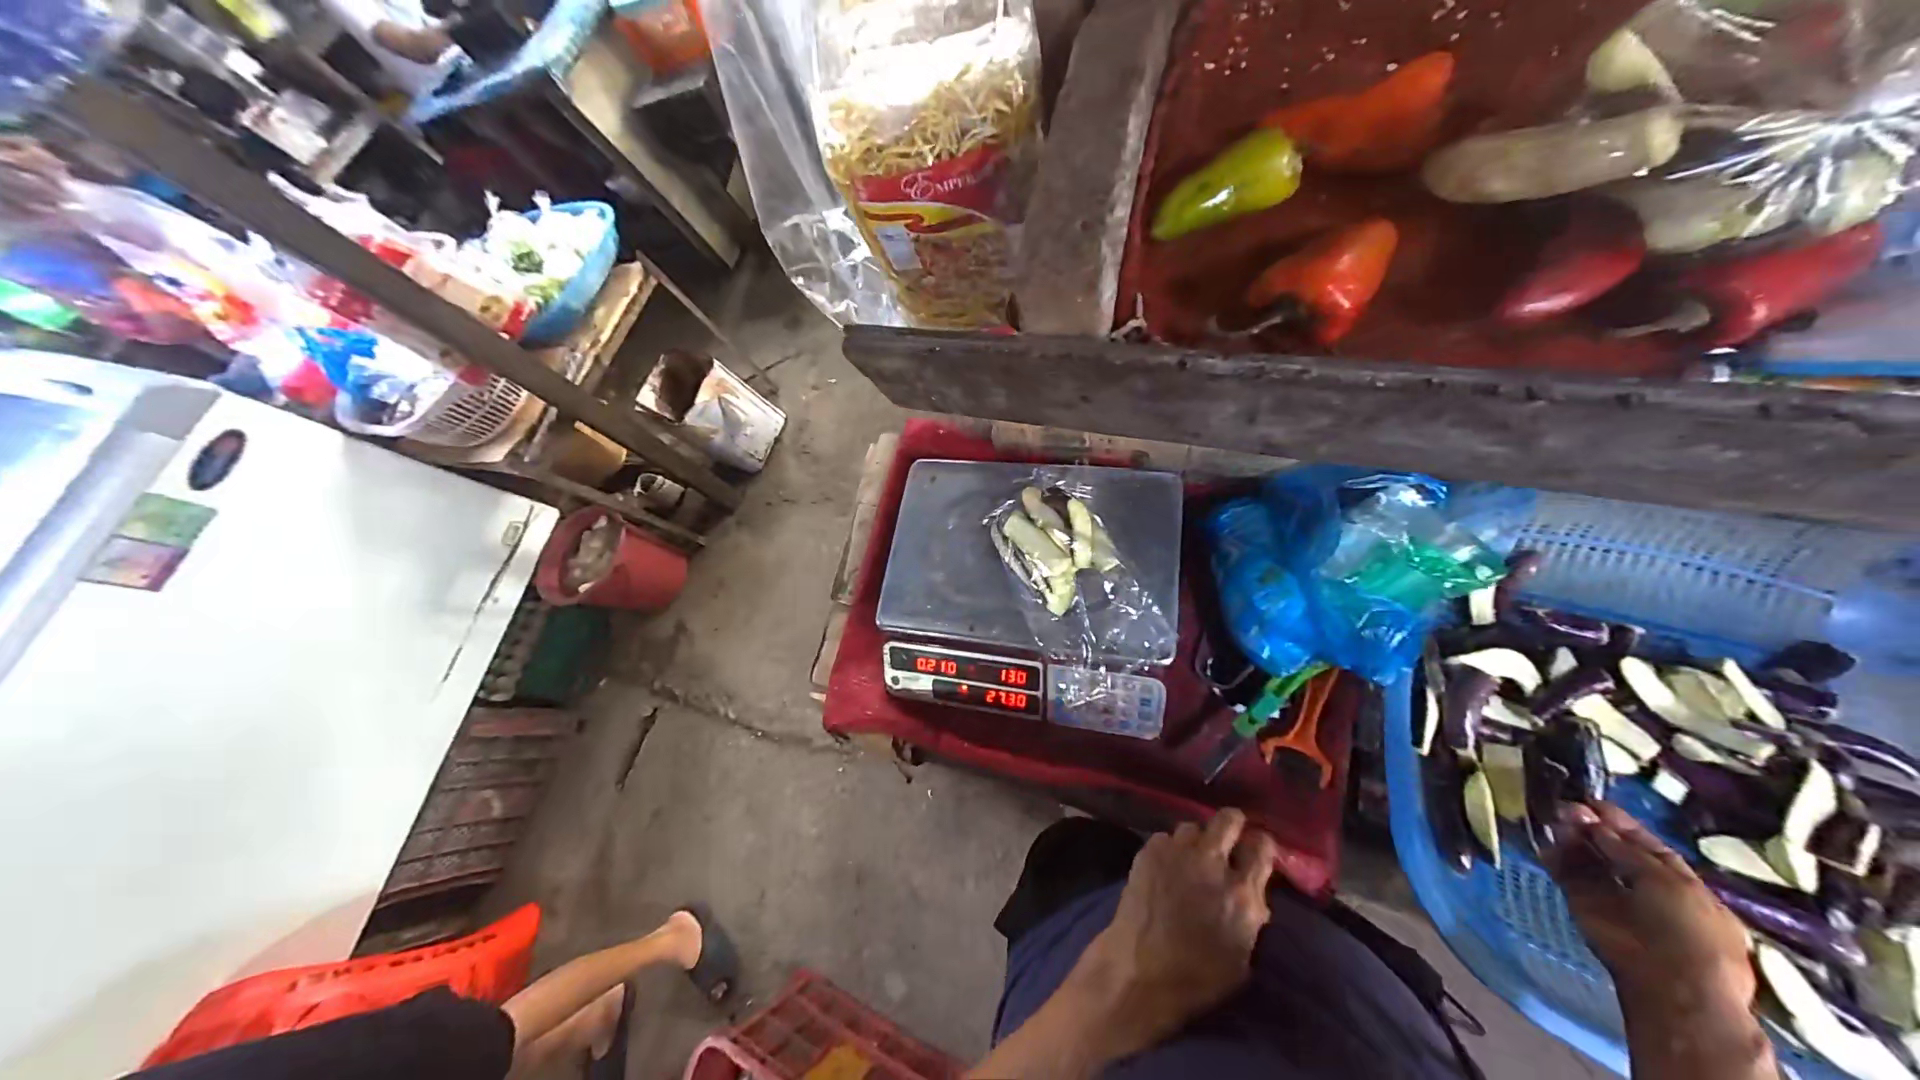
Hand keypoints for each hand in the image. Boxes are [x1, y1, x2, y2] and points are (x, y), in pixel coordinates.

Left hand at [1074, 809, 1278, 1047]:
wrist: (1140, 969)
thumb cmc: (1196, 977)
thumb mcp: (1241, 957)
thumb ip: (1251, 918)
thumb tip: (1253, 899)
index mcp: (1242, 893)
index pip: (1262, 846)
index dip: (1260, 843)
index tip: (1255, 848)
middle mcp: (1212, 863)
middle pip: (1227, 819)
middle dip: (1231, 822)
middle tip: (1228, 834)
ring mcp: (1177, 852)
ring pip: (1191, 827)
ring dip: (1195, 839)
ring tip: (1189, 856)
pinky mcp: (1149, 851)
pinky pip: (1164, 838)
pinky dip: (1167, 849)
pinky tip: (1163, 866)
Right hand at [1545, 802, 1773, 1079]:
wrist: (1668, 978)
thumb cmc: (1687, 928)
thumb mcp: (1667, 880)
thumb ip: (1626, 849)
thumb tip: (1595, 824)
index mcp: (1677, 881)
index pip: (1644, 844)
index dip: (1619, 821)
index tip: (1592, 800)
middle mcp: (1642, 885)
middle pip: (1609, 847)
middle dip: (1589, 825)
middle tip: (1566, 806)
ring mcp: (1611, 894)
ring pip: (1584, 857)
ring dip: (1568, 836)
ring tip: (1552, 817)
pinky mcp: (1583, 903)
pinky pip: (1566, 873)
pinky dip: (1553, 855)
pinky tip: (1542, 838)